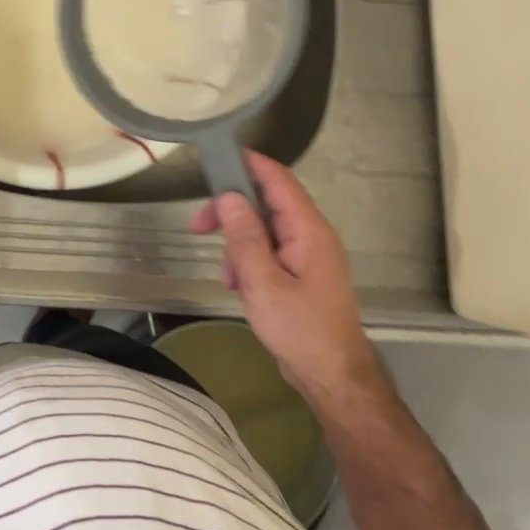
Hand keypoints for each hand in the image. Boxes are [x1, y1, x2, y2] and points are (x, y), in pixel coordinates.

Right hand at [190, 151, 381, 398]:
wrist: (331, 374)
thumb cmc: (300, 328)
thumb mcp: (263, 283)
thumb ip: (245, 238)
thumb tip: (230, 197)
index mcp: (308, 230)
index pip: (279, 181)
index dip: (250, 164)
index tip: (219, 155)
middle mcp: (311, 235)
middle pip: (266, 204)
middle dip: (231, 213)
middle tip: (198, 228)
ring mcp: (308, 255)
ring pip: (264, 231)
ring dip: (238, 245)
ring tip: (229, 278)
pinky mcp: (301, 274)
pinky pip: (269, 253)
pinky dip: (249, 262)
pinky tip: (240, 287)